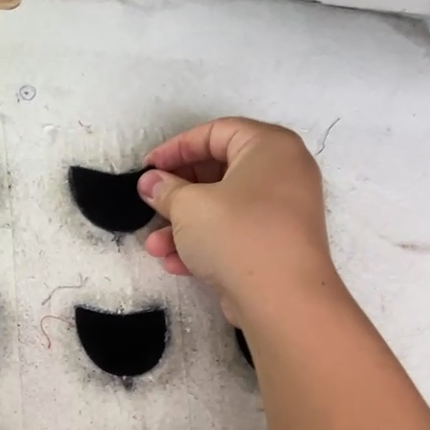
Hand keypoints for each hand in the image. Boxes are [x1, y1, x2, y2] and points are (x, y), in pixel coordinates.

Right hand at [138, 118, 340, 326]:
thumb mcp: (189, 207)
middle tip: (150, 205)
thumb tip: (150, 183)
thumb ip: (165, 190)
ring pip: (222, 208)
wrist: (281, 297)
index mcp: (269, 147)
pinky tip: (175, 263)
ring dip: (183, 226)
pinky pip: (233, 233)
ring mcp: (281, 210)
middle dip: (177, 193)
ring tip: (154, 247)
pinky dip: (203, 243)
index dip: (176, 147)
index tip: (147, 169)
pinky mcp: (274, 244)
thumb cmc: (236, 234)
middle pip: (219, 171)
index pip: (216, 132)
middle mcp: (282, 171)